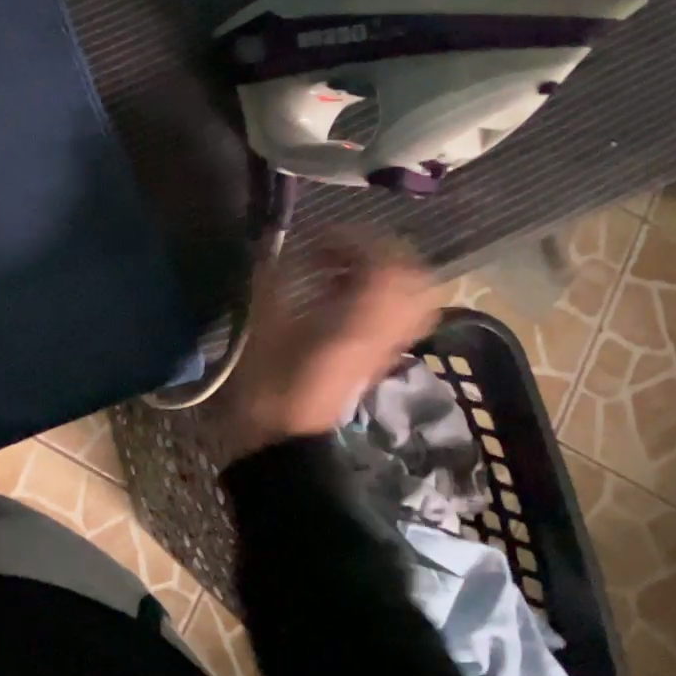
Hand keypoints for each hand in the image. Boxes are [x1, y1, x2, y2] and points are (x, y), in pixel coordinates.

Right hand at [223, 228, 438, 462]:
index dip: (356, 239)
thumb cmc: (269, 382)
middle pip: (413, 277)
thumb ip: (274, 278)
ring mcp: (390, 345)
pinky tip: (344, 300)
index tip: (321, 235)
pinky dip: (380, 298)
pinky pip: (399, 316)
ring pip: (412, 297)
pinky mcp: (380, 358)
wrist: (287, 441)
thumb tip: (277, 245)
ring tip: (344, 271)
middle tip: (339, 249)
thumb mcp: (263, 323)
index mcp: (363, 316)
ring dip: (384, 275)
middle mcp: (389, 328)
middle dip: (379, 254)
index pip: (386, 262)